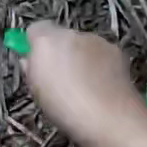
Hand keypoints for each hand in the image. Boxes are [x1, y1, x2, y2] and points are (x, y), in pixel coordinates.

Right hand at [19, 21, 146, 143]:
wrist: (110, 117)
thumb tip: (30, 59)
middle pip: (60, 36)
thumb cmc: (64, 108)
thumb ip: (31, 69)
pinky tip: (101, 85)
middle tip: (60, 78)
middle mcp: (71, 34)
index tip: (37, 64)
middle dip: (59, 51)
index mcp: (45, 41)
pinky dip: (98, 64)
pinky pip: (100, 53)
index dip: (34, 44)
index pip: (35, 28)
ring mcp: (96, 40)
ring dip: (80, 57)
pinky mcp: (116, 50)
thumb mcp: (36, 92)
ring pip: (82, 44)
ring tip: (84, 85)